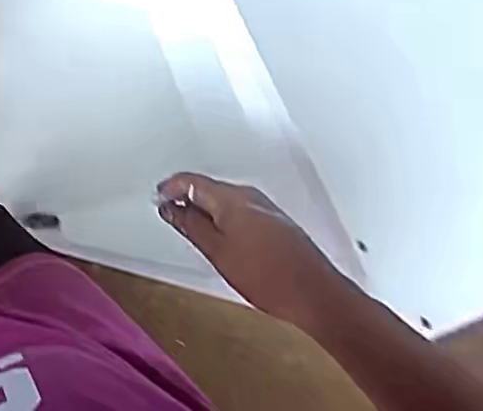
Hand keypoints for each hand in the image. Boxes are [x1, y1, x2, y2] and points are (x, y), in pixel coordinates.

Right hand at [157, 172, 355, 327]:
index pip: (187, 180)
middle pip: (207, 188)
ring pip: (225, 201)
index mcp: (230, 198)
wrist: (323, 302)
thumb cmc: (273, 278)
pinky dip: (227, 219)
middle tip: (174, 214)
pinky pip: (243, 211)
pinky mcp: (280, 225)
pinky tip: (229, 241)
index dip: (168, 189)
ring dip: (208, 211)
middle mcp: (250, 197)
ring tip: (200, 233)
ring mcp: (268, 210)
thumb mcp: (216, 251)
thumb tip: (170, 208)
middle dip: (188, 199)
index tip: (159, 199)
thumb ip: (188, 224)